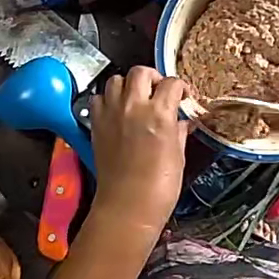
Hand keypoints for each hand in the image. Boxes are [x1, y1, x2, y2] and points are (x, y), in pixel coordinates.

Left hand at [89, 67, 190, 234]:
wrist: (128, 205)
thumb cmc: (159, 187)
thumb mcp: (178, 156)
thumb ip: (179, 132)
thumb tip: (182, 121)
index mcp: (159, 113)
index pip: (172, 83)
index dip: (180, 88)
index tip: (182, 97)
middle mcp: (133, 106)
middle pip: (140, 72)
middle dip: (153, 77)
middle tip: (159, 90)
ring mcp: (111, 114)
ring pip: (116, 80)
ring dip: (128, 85)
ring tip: (136, 98)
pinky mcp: (96, 125)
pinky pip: (98, 99)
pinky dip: (107, 100)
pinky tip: (117, 111)